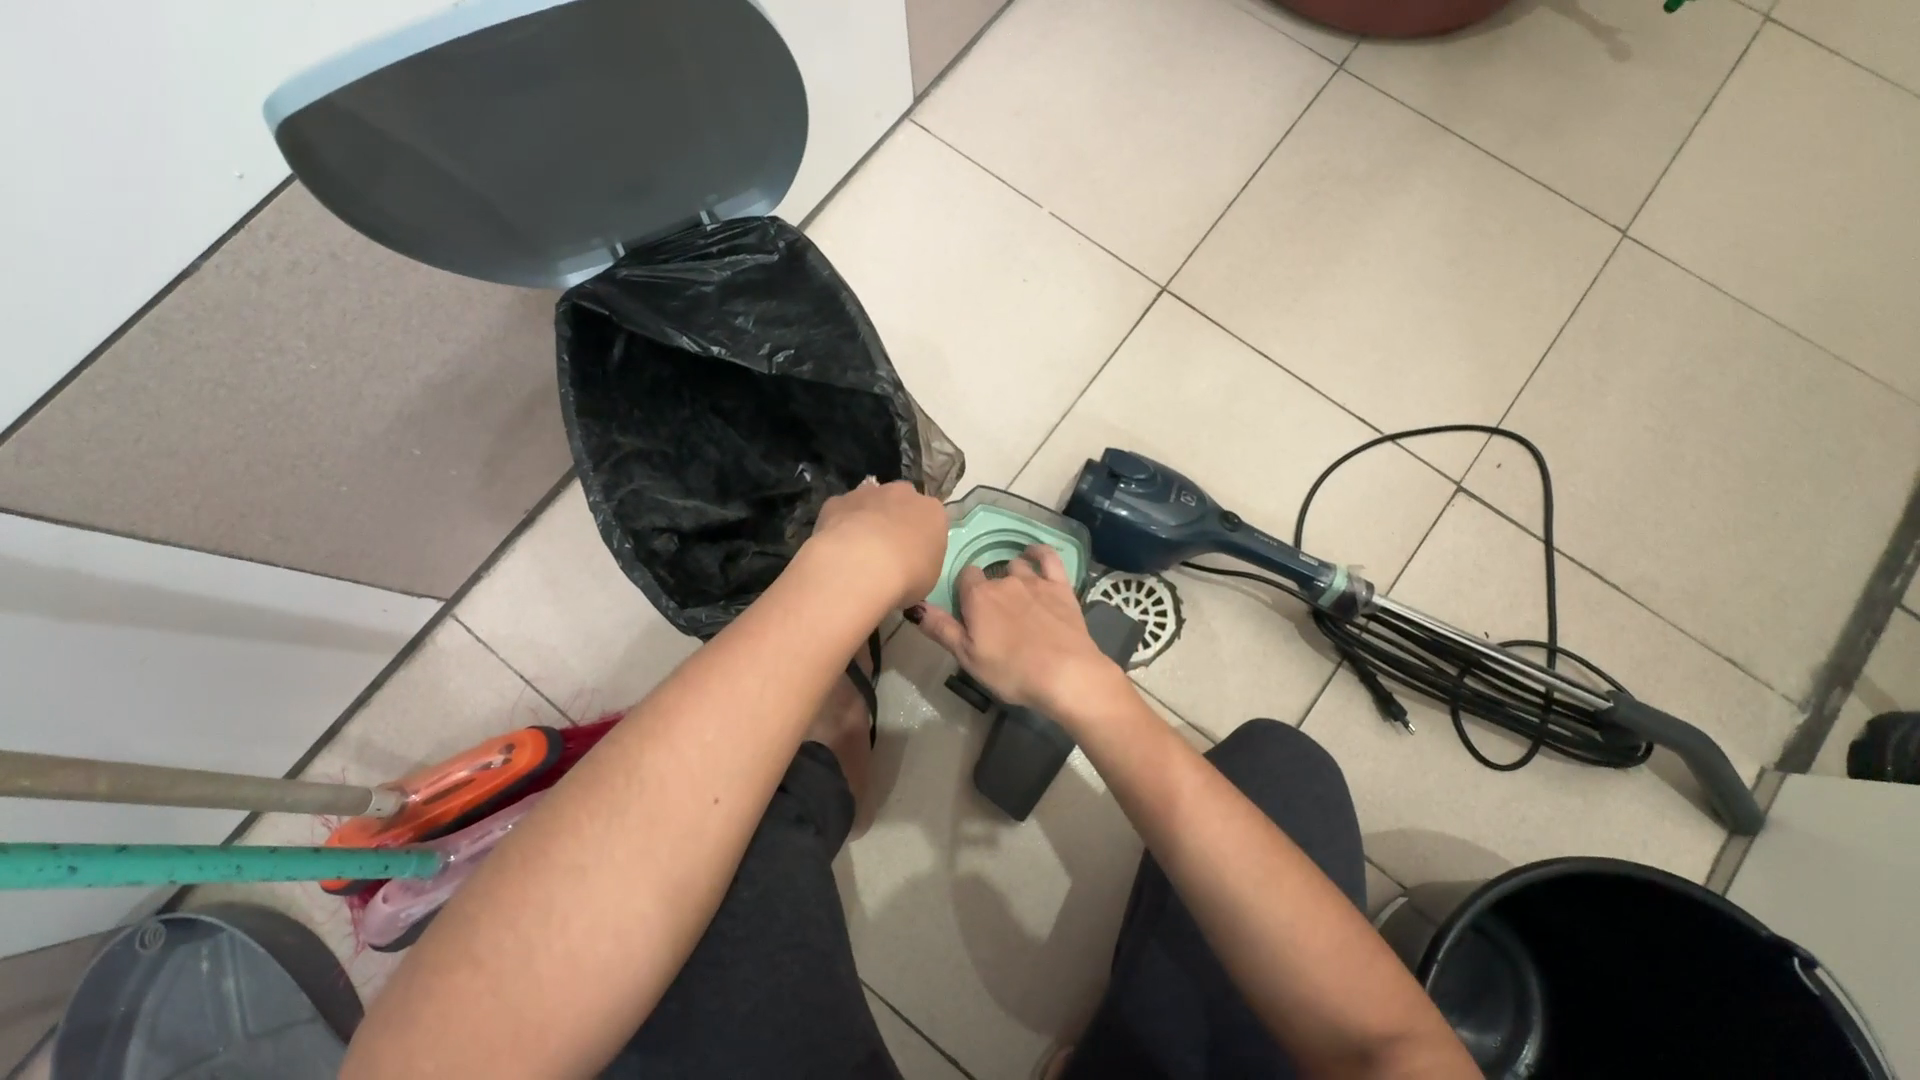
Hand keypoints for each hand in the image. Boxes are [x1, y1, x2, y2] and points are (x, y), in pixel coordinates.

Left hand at [806, 479, 949, 609]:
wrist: (860, 567)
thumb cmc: (905, 576)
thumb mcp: (929, 578)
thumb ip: (922, 560)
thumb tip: (908, 561)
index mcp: (932, 512)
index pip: (930, 518)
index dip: (920, 536)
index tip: (912, 555)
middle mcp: (902, 494)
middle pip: (900, 502)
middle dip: (894, 519)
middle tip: (886, 549)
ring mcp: (868, 493)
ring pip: (869, 502)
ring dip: (866, 519)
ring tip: (857, 550)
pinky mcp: (837, 500)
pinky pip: (841, 511)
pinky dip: (839, 524)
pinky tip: (836, 547)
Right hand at [909, 545, 1123, 712]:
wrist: (1066, 674)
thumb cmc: (1011, 671)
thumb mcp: (968, 657)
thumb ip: (941, 629)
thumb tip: (914, 606)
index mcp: (978, 597)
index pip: (963, 578)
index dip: (964, 593)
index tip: (969, 614)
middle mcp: (1003, 580)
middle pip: (989, 576)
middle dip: (988, 590)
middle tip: (993, 618)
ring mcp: (1035, 580)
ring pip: (1016, 566)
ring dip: (1012, 576)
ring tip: (1015, 599)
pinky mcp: (1061, 586)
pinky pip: (1048, 558)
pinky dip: (1038, 552)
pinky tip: (1033, 553)